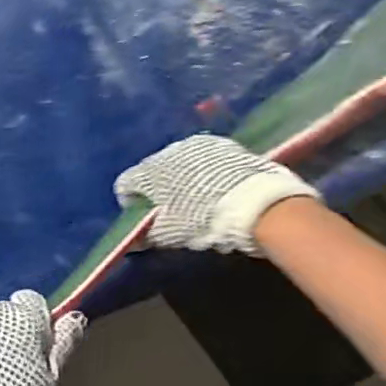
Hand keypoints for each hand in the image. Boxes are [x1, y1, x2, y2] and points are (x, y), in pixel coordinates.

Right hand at [114, 134, 319, 254]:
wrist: (260, 205)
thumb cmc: (203, 219)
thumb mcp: (170, 233)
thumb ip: (146, 235)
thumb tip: (133, 241)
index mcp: (145, 173)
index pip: (125, 185)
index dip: (132, 202)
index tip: (144, 217)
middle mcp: (165, 153)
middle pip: (151, 170)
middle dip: (156, 186)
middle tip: (171, 207)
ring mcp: (196, 146)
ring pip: (178, 162)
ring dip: (180, 176)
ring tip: (196, 194)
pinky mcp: (224, 144)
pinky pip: (203, 157)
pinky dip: (203, 169)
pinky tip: (216, 184)